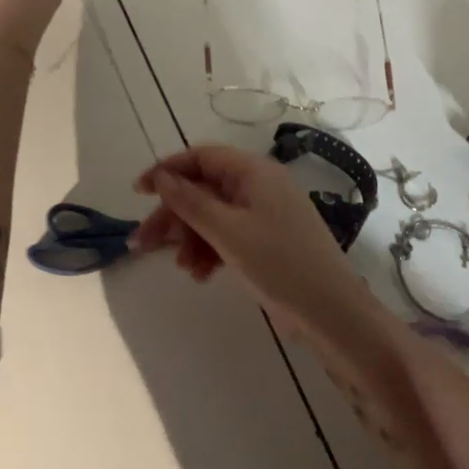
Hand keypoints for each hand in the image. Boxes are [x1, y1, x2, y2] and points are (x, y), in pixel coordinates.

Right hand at [131, 146, 372, 332]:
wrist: (330, 311)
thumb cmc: (279, 263)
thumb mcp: (227, 231)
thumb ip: (190, 201)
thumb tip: (161, 176)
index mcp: (254, 172)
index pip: (201, 157)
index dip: (167, 171)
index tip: (138, 192)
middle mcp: (259, 186)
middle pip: (204, 190)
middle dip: (173, 215)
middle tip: (143, 243)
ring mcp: (265, 214)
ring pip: (213, 216)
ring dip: (191, 238)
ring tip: (182, 268)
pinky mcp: (268, 241)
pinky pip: (229, 235)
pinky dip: (211, 250)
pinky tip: (200, 274)